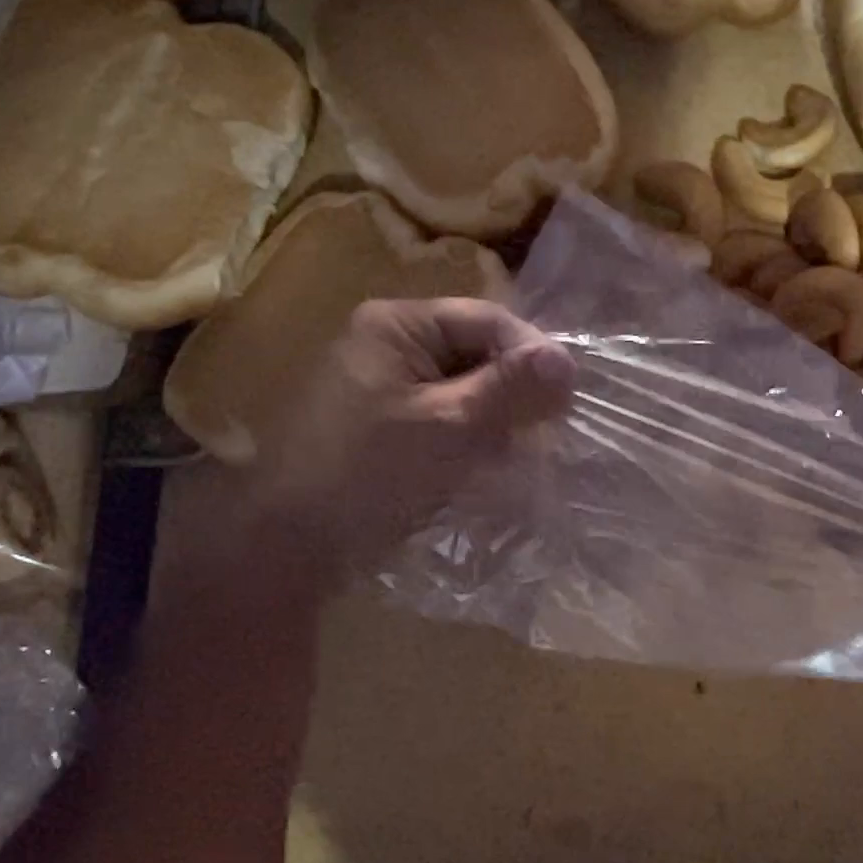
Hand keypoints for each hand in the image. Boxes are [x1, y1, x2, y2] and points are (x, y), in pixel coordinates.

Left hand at [239, 297, 574, 574]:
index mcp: (398, 325)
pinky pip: (453, 416)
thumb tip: (568, 360)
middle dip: (516, 392)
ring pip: (472, 388)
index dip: (534, 355)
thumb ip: (510, 388)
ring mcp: (391, 385)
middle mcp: (393, 343)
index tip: (565, 399)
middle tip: (541, 431)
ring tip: (513, 455)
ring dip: (500, 420)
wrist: (294, 543)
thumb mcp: (451, 425)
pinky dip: (477, 438)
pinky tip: (486, 467)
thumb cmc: (372, 473)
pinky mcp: (393, 423)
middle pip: (481, 352)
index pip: (489, 320)